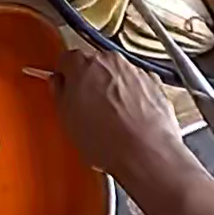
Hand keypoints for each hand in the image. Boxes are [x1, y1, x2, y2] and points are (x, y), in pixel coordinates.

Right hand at [53, 45, 189, 181]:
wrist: (147, 154)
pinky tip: (132, 119)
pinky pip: (138, 84)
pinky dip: (135, 96)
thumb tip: (59, 86)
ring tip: (114, 119)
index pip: (66, 60)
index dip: (65, 76)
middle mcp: (107, 60)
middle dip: (90, 81)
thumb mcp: (66, 119)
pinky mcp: (154, 83)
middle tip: (89, 108)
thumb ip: (59, 93)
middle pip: (93, 65)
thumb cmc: (107, 139)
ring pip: (117, 74)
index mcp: (80, 63)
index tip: (66, 88)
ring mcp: (133, 70)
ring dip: (114, 89)